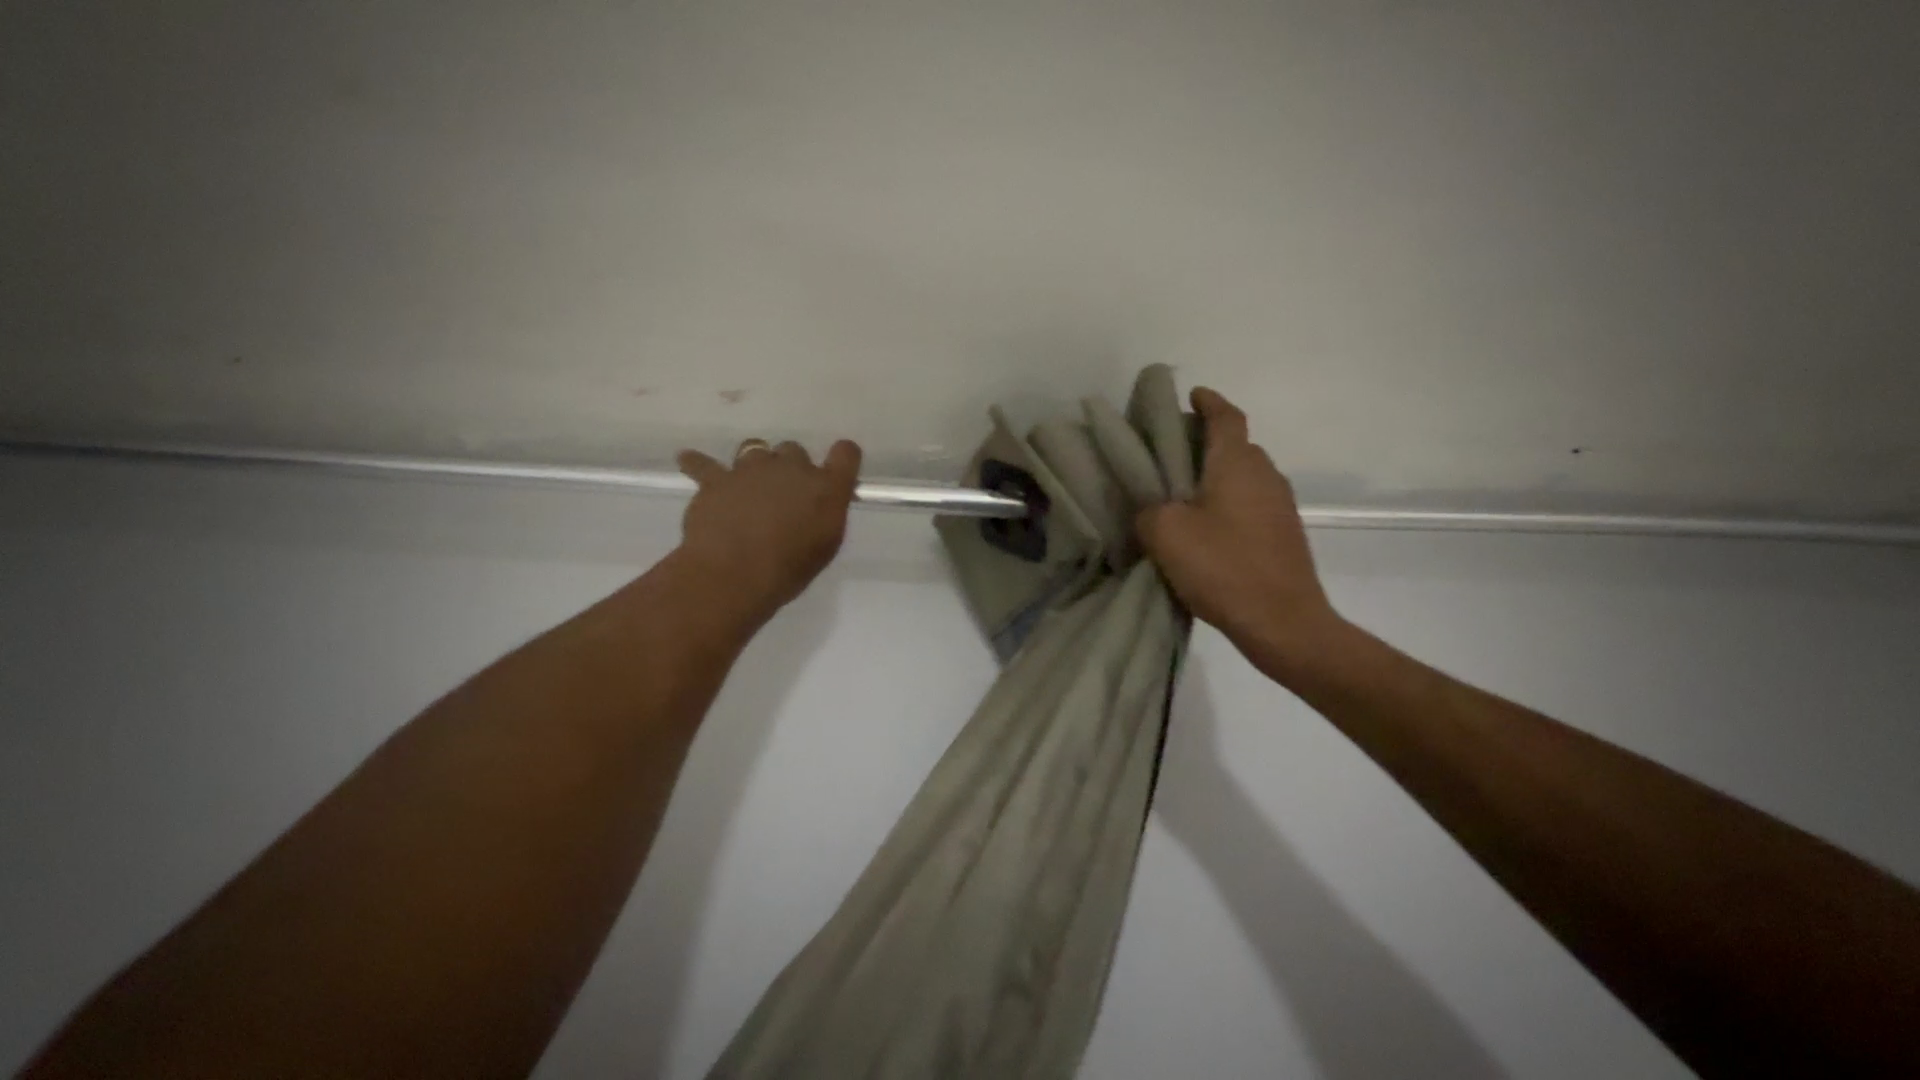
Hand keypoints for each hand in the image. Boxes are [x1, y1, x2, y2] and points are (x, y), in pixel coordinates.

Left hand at [674, 438, 861, 620]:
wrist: (734, 573)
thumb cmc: (788, 569)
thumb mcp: (824, 545)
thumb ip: (825, 516)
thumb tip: (818, 504)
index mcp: (826, 487)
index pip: (846, 453)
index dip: (842, 457)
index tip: (837, 469)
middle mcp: (791, 468)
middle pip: (794, 450)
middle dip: (790, 467)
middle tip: (784, 494)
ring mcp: (751, 468)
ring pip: (755, 449)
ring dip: (754, 463)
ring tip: (748, 485)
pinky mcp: (716, 478)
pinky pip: (703, 463)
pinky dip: (697, 463)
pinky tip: (688, 460)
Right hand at [1137, 388, 1343, 670]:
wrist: (1283, 622)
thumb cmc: (1223, 567)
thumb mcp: (1165, 534)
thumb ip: (1149, 510)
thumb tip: (1153, 510)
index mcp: (1237, 463)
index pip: (1226, 417)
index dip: (1209, 402)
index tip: (1193, 395)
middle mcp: (1265, 475)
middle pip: (1236, 446)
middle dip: (1205, 444)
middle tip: (1170, 456)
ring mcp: (1281, 507)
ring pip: (1244, 478)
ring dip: (1217, 479)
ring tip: (1183, 497)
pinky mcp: (1285, 536)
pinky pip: (1251, 506)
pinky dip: (1228, 506)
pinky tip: (1206, 532)